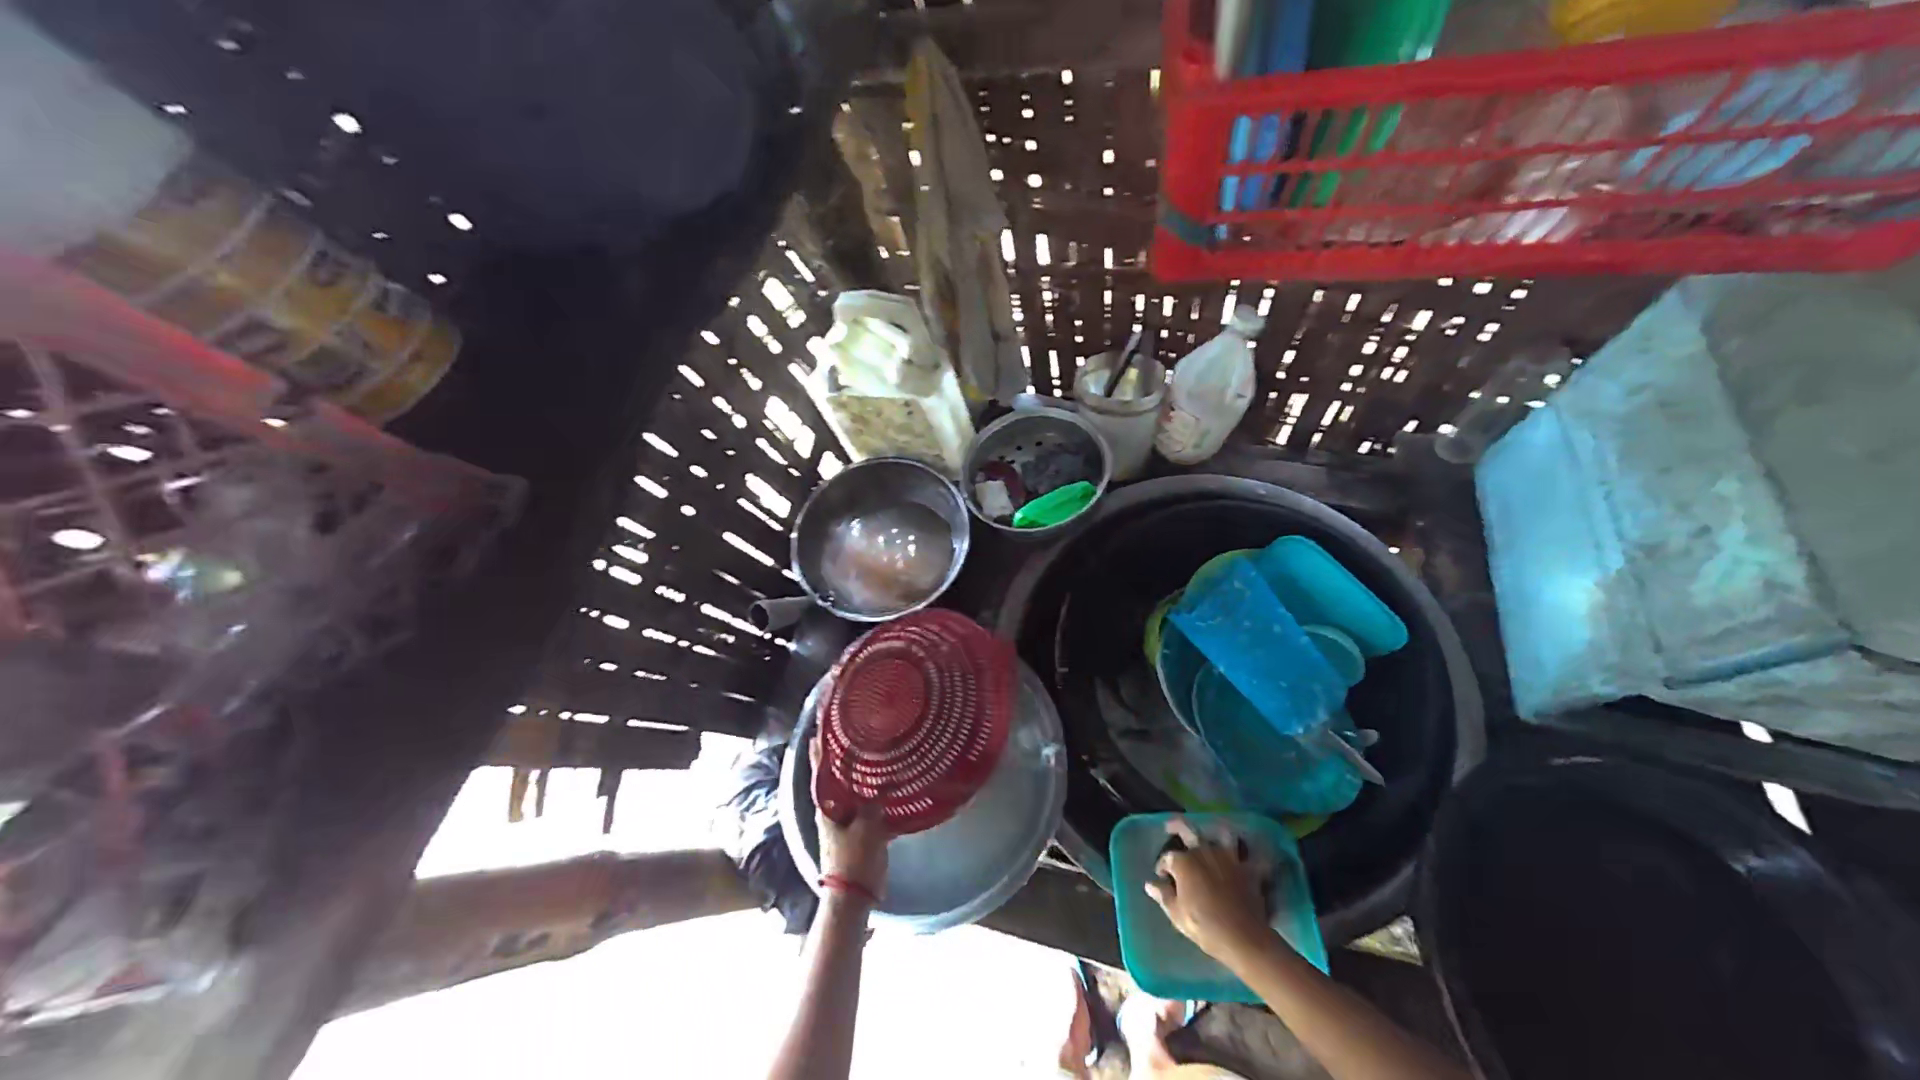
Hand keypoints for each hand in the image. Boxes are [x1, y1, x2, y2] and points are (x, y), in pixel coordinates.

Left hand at [810, 735, 887, 899]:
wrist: (854, 897)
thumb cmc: (854, 860)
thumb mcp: (866, 827)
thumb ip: (873, 801)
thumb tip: (883, 779)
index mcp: (826, 807)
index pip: (819, 773)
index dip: (818, 753)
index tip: (818, 731)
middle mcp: (831, 811)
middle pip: (834, 779)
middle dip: (838, 759)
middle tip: (847, 734)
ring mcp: (844, 823)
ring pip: (849, 792)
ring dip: (856, 776)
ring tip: (868, 754)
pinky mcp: (858, 833)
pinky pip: (864, 807)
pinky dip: (871, 794)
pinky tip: (885, 786)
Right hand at [1144, 818, 1273, 966]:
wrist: (1242, 939)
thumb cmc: (1204, 927)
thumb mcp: (1176, 914)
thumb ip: (1163, 895)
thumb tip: (1150, 884)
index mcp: (1184, 862)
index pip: (1168, 858)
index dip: (1163, 867)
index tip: (1163, 879)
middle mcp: (1205, 852)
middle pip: (1188, 830)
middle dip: (1177, 826)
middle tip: (1170, 826)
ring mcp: (1229, 858)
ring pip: (1223, 833)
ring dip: (1216, 831)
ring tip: (1212, 833)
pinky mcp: (1249, 869)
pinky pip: (1254, 854)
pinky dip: (1254, 851)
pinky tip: (1251, 851)